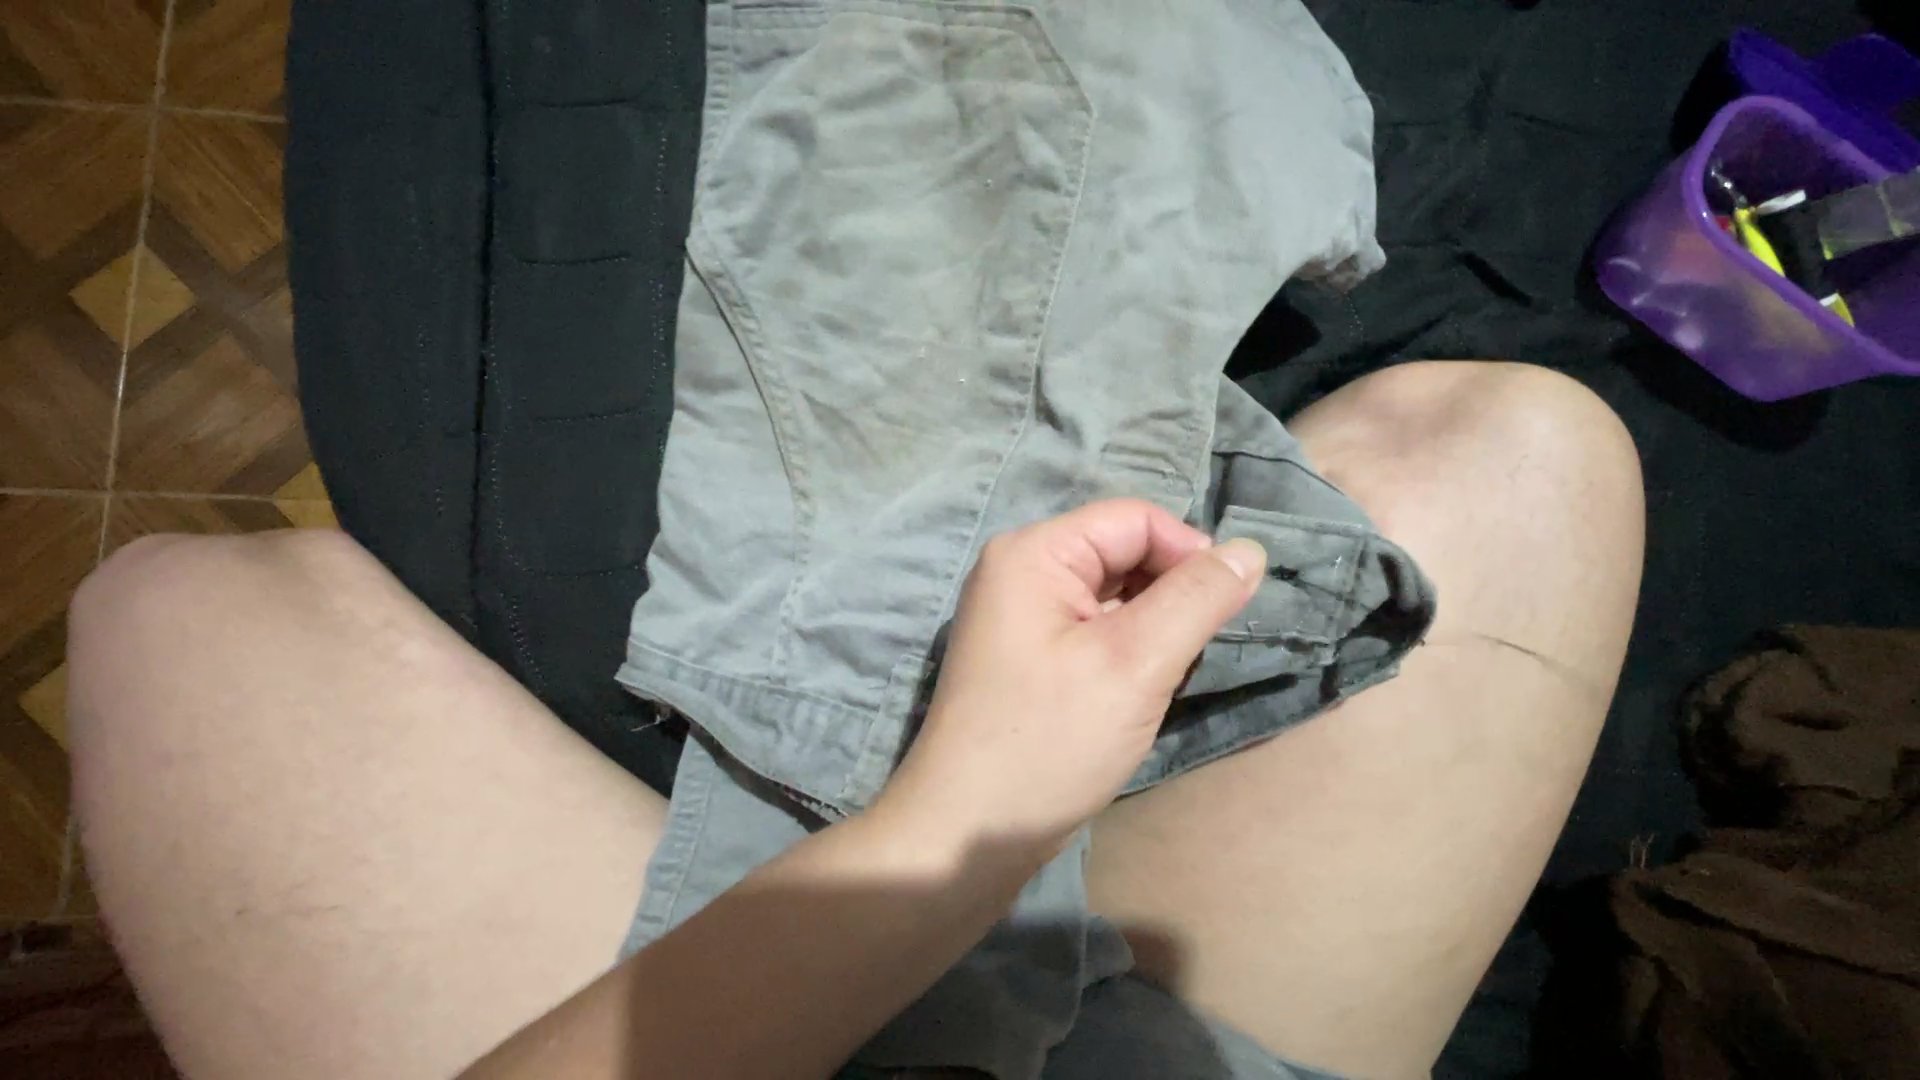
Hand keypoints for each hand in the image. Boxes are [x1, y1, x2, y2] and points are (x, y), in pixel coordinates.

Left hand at [879, 499, 1265, 856]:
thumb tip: (1249, 550)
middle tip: (1190, 654)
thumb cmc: (1050, 740)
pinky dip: (1128, 653)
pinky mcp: (1028, 657)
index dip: (1188, 553)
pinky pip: (1094, 631)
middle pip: (1122, 554)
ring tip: (1160, 680)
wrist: (968, 831)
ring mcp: (1020, 617)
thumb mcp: (1134, 663)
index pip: (1134, 519)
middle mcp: (1020, 572)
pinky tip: (1135, 695)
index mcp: (1033, 553)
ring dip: (1152, 630)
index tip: (1223, 609)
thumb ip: (1196, 599)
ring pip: (1114, 597)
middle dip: (1169, 596)